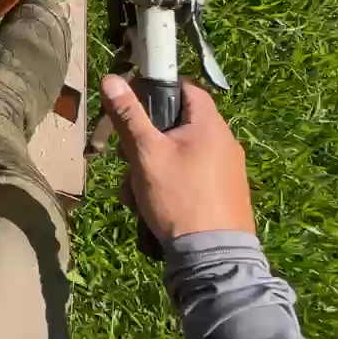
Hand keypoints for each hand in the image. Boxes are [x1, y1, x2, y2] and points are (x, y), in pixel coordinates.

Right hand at [100, 76, 254, 239]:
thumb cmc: (178, 196)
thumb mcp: (146, 151)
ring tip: (132, 186)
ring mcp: (226, 171)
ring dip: (149, 163)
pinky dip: (165, 180)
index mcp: (211, 126)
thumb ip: (128, 114)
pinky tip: (147, 201)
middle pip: (176, 122)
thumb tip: (111, 78)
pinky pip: (188, 174)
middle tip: (124, 153)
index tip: (132, 103)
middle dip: (143, 136)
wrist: (213, 260)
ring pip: (177, 151)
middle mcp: (224, 144)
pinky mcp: (223, 194)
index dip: (157, 88)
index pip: (186, 88)